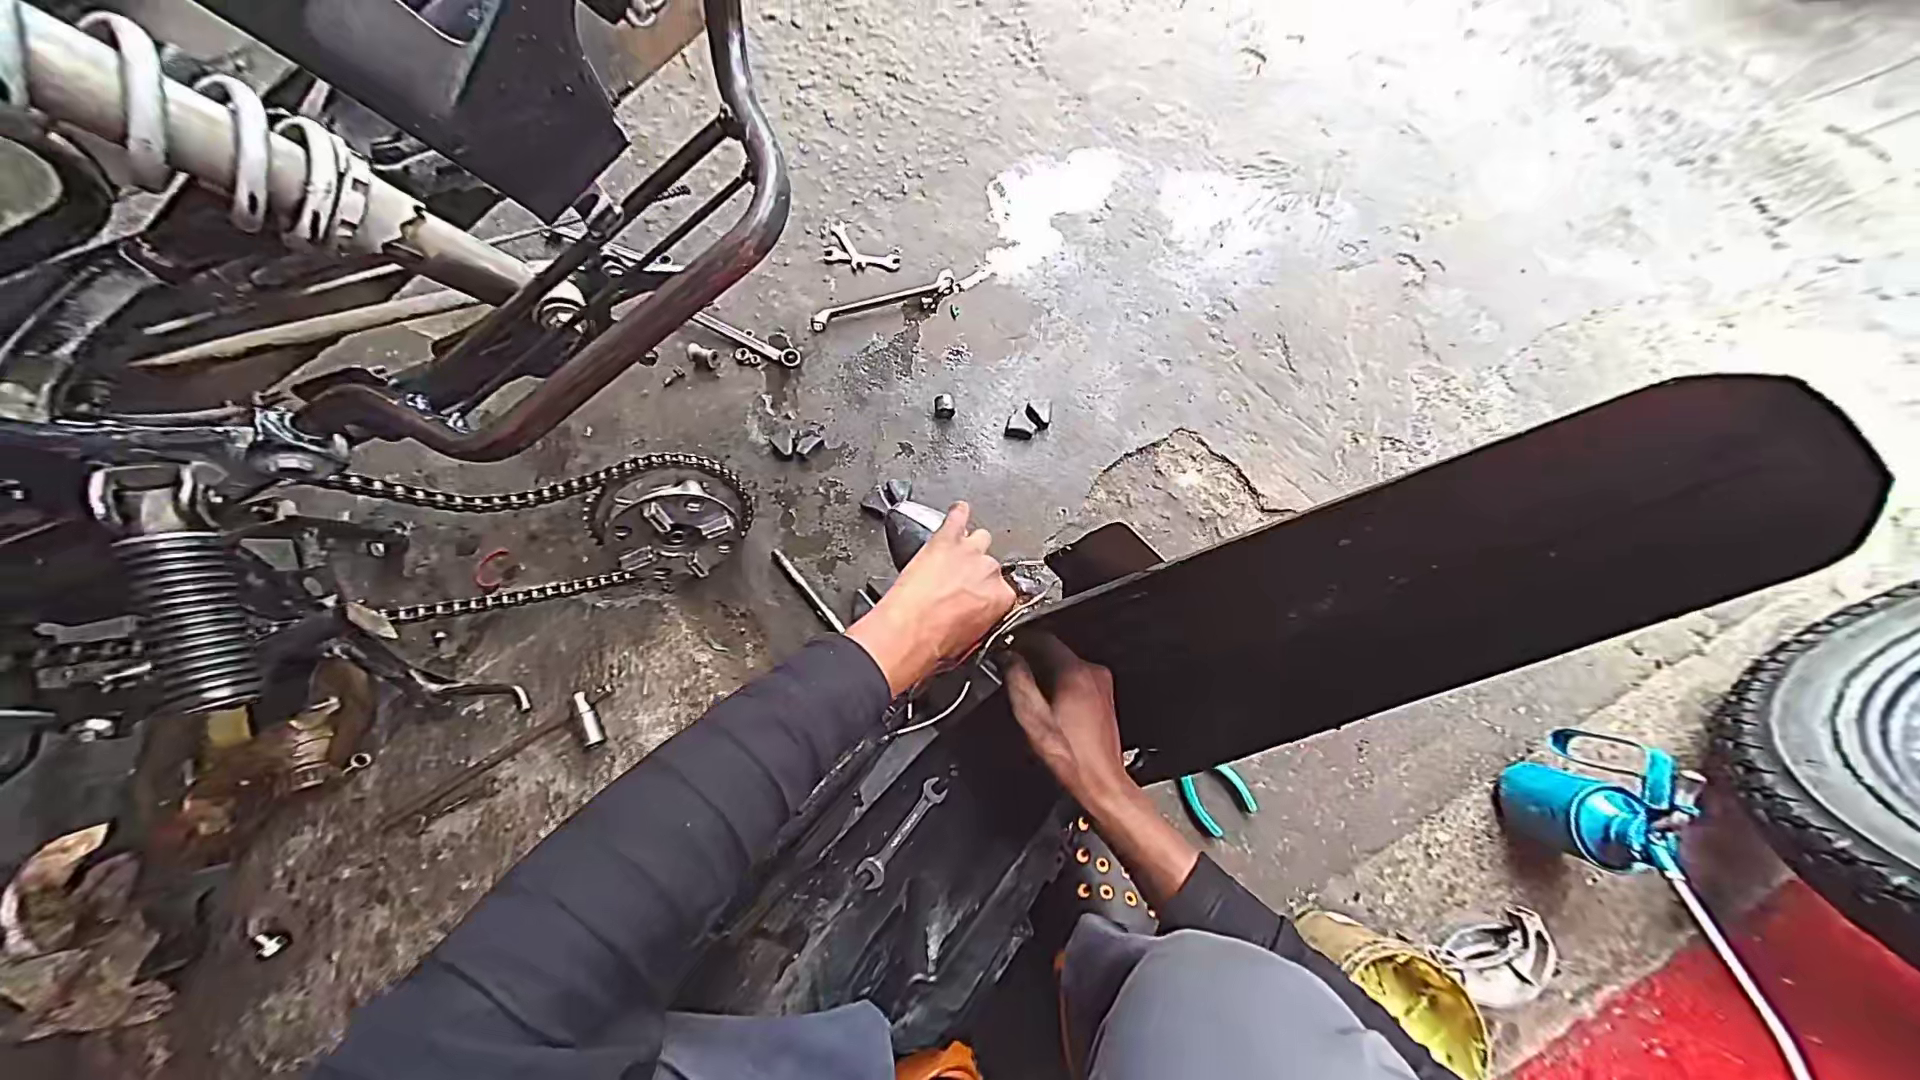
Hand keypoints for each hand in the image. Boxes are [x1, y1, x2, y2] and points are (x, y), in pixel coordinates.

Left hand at [846, 501, 1016, 694]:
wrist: (907, 634)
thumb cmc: (934, 643)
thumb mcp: (970, 643)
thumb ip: (981, 620)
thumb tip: (974, 619)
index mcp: (1002, 599)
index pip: (1006, 590)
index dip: (988, 594)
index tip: (977, 599)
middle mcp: (991, 571)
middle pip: (991, 564)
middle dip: (976, 573)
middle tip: (956, 586)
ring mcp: (969, 552)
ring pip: (979, 538)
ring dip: (968, 547)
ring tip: (953, 557)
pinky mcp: (946, 539)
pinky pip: (958, 516)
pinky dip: (957, 514)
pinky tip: (957, 512)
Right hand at [1003, 633, 1127, 807]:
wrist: (1100, 781)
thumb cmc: (1069, 756)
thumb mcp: (1032, 717)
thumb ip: (1018, 682)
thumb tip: (1008, 659)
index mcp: (1075, 672)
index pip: (1043, 638)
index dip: (1020, 640)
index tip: (1006, 648)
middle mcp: (1093, 673)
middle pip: (1055, 650)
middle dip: (1031, 656)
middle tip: (1011, 669)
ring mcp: (1101, 684)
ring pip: (1065, 663)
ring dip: (1045, 670)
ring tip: (1028, 688)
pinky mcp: (1103, 696)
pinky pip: (1076, 677)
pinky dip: (1059, 682)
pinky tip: (1048, 703)